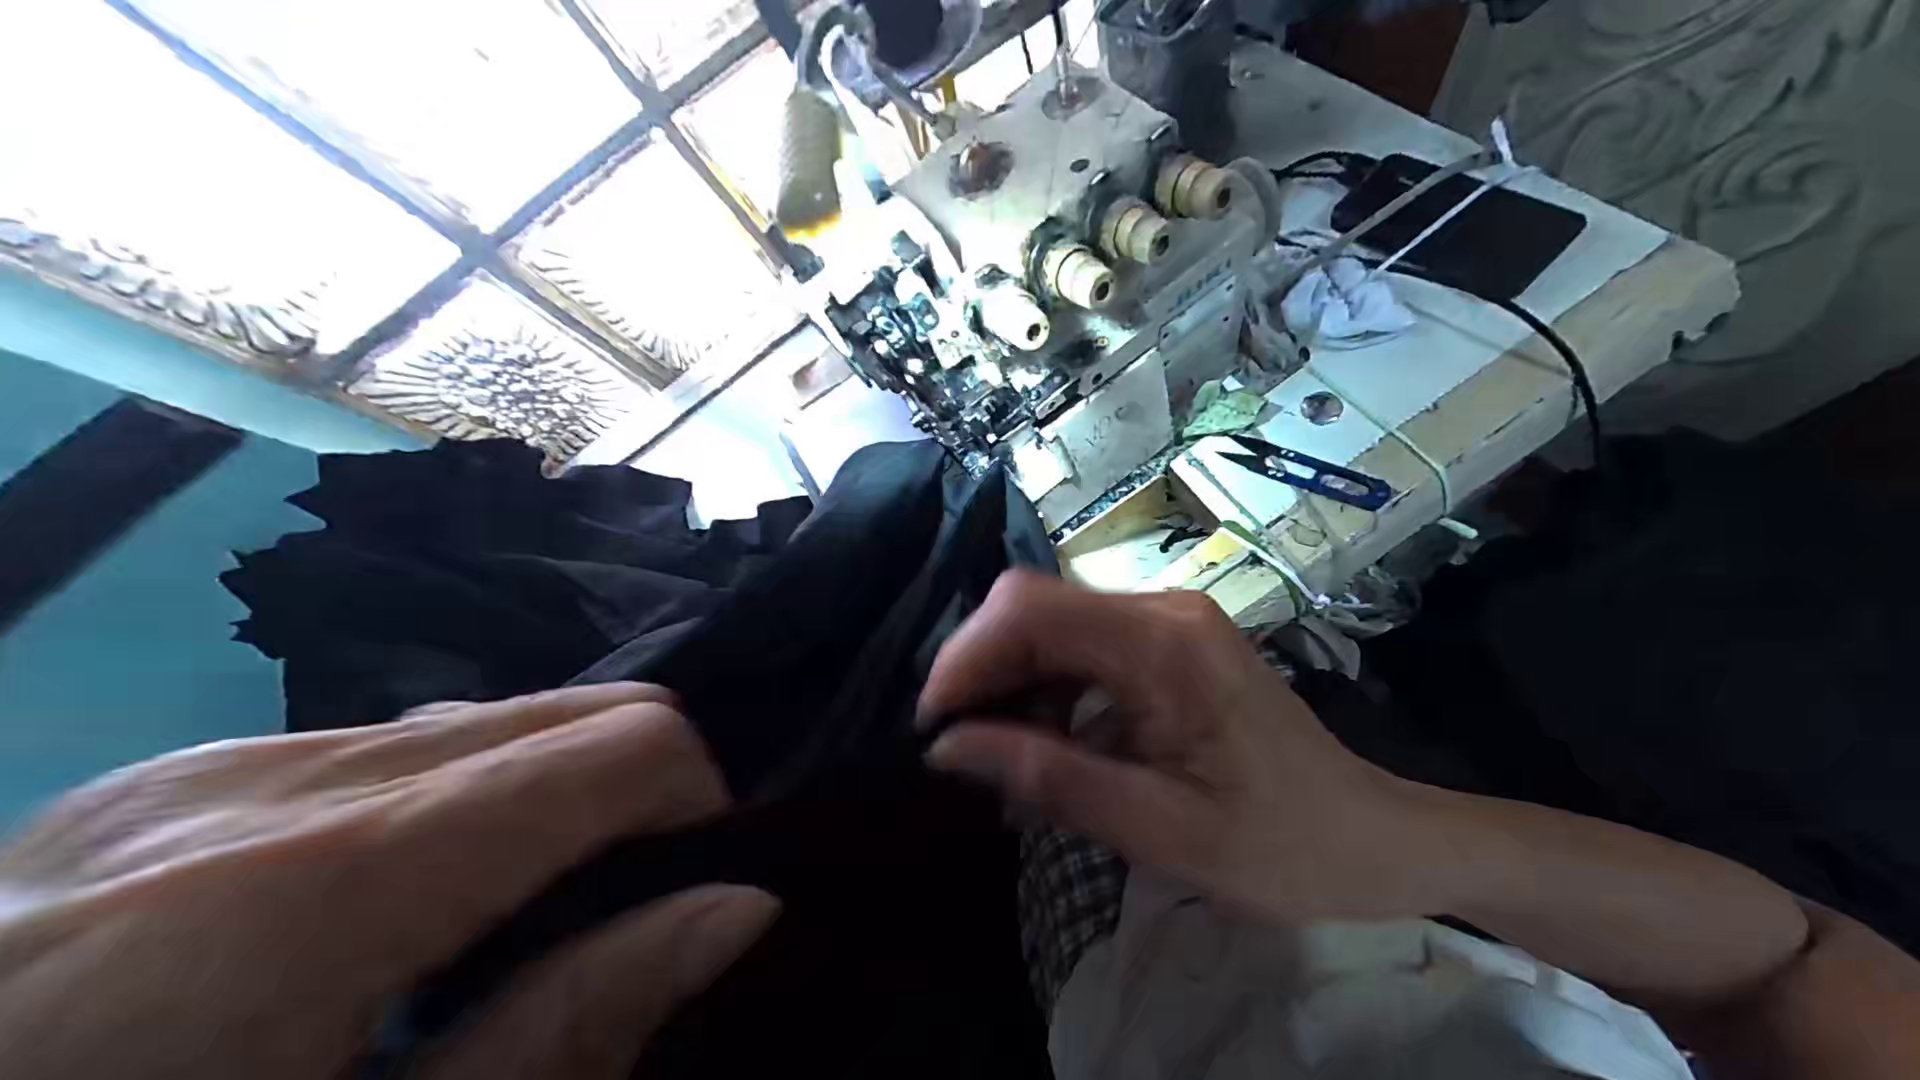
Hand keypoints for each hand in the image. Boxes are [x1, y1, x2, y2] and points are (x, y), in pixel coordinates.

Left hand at [0, 683, 778, 1079]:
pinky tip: (406, 904)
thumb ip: (573, 1030)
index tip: (692, 893)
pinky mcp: (157, 786)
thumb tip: (743, 908)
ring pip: (494, 717)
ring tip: (511, 919)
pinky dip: (458, 800)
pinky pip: (397, 745)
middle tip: (618, 914)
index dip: (698, 802)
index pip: (630, 740)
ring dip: (550, 795)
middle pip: (575, 707)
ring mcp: (201, 770)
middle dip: (639, 792)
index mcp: (323, 879)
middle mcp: (279, 777)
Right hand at [920, 570, 1452, 923]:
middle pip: (1035, 604)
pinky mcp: (1166, 638)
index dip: (968, 657)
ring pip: (1051, 620)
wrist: (1374, 836)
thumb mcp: (1159, 830)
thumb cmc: (1280, 846)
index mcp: (1166, 644)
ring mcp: (1166, 617)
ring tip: (994, 747)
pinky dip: (1044, 683)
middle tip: (955, 738)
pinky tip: (1042, 735)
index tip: (933, 723)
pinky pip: (1080, 641)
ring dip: (1009, 677)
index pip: (1033, 611)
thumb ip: (1049, 777)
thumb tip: (949, 746)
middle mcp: (1161, 608)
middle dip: (980, 665)